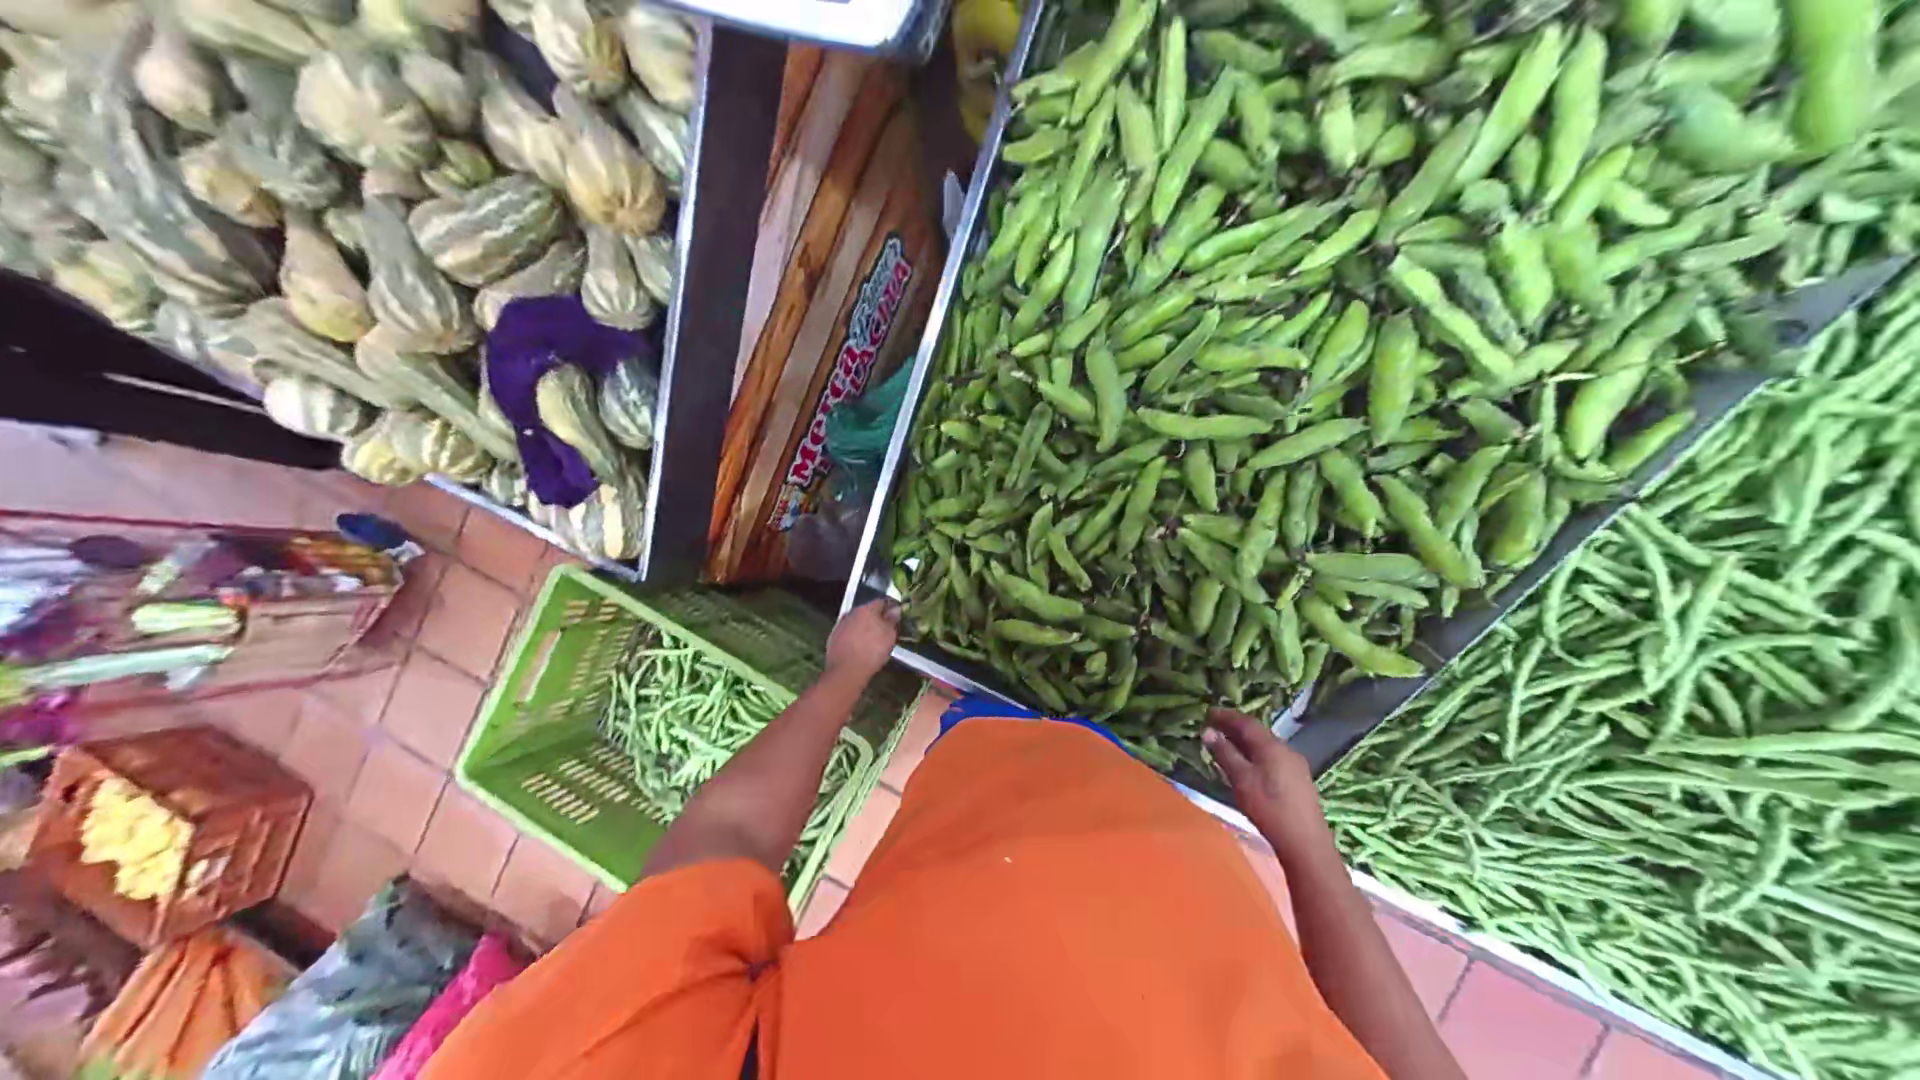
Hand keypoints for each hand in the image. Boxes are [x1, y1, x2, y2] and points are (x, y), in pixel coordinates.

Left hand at [825, 599, 899, 680]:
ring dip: (863, 627)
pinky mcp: (833, 638)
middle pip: (867, 611)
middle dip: (875, 618)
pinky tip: (858, 647)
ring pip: (855, 622)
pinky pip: (847, 633)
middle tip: (884, 629)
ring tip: (871, 640)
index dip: (890, 608)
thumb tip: (894, 610)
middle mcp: (851, 613)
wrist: (846, 671)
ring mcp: (840, 625)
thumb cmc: (873, 651)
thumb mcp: (889, 636)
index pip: (881, 602)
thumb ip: (892, 621)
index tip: (895, 617)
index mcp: (867, 609)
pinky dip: (853, 637)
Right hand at [1203, 708, 1333, 859]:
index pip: (1246, 722)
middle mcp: (1286, 750)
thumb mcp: (1241, 779)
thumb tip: (1208, 731)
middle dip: (1234, 728)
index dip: (1226, 716)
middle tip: (1213, 728)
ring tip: (1226, 745)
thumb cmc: (1268, 808)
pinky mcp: (1298, 779)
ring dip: (1244, 742)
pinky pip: (1272, 757)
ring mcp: (1295, 765)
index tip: (1208, 712)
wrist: (1305, 842)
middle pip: (1257, 732)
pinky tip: (1246, 764)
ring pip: (1265, 745)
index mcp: (1272, 746)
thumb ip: (1224, 753)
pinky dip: (1255, 754)